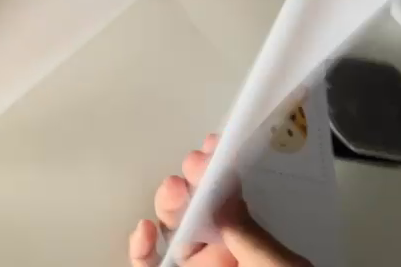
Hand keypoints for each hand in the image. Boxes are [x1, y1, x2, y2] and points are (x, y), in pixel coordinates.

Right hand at [127, 134, 309, 266]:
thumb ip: (253, 241)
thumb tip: (220, 197)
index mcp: (259, 249)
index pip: (237, 197)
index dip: (224, 167)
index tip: (218, 146)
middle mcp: (226, 256)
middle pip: (199, 203)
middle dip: (194, 178)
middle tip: (197, 168)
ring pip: (170, 227)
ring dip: (169, 203)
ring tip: (176, 195)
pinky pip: (149, 264)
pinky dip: (140, 246)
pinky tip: (146, 232)